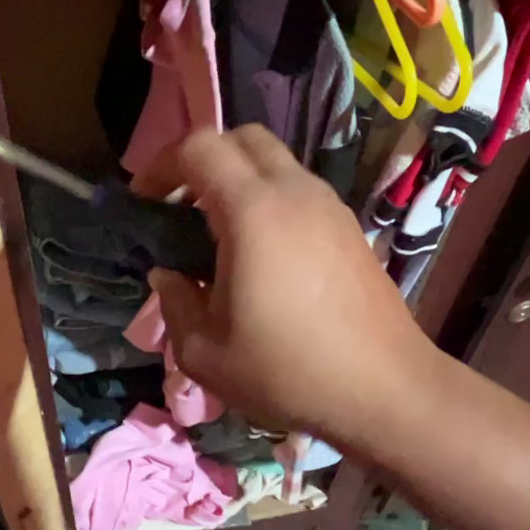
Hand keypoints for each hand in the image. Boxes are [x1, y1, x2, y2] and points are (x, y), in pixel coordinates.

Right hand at [150, 126, 442, 442]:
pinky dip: (269, 201)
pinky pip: (299, 192)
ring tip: (217, 235)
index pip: (200, 147)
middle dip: (202, 161)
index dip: (161, 165)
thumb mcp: (205, 353)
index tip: (144, 202)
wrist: (385, 391)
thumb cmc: (287, 373)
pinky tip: (261, 255)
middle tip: (180, 207)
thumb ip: (174, 303)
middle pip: (242, 139)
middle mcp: (295, 193)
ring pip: (275, 163)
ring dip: (238, 181)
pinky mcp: (350, 228)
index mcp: (253, 212)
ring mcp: (329, 207)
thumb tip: (168, 274)